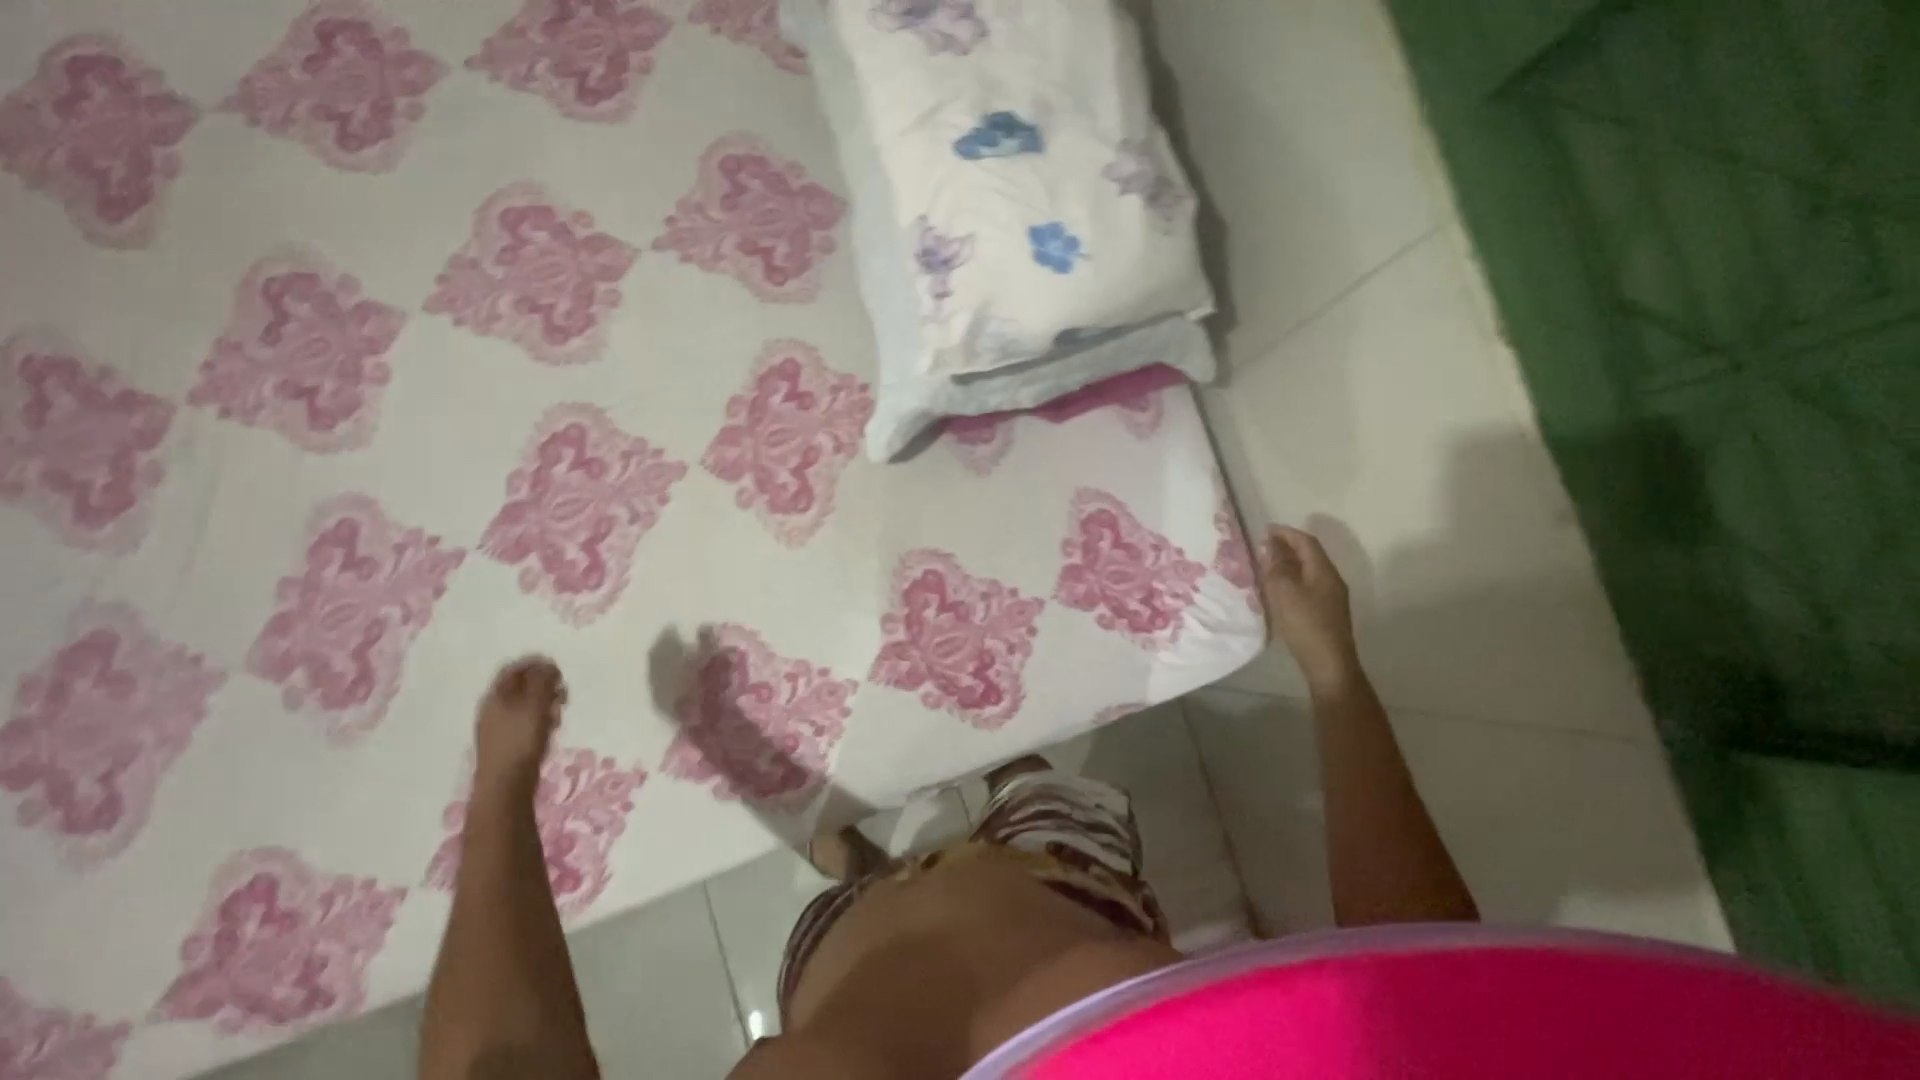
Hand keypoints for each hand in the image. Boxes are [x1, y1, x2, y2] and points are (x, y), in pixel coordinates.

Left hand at [474, 656, 565, 782]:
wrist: (504, 786)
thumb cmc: (520, 741)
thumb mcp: (534, 704)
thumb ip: (542, 681)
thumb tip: (547, 665)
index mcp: (496, 696)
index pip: (515, 669)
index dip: (537, 664)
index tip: (559, 670)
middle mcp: (494, 708)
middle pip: (522, 686)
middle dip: (546, 686)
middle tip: (562, 696)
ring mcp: (499, 727)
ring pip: (526, 705)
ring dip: (546, 704)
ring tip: (558, 716)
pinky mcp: (507, 743)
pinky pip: (526, 723)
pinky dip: (541, 721)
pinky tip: (550, 732)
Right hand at [1262, 526, 1362, 694]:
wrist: (1329, 663)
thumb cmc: (1306, 625)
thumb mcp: (1284, 593)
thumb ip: (1277, 568)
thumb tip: (1272, 548)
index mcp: (1323, 571)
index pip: (1306, 542)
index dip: (1286, 532)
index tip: (1266, 529)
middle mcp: (1331, 579)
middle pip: (1310, 555)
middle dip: (1288, 546)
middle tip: (1265, 545)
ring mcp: (1331, 597)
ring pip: (1309, 571)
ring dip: (1290, 563)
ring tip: (1268, 565)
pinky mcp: (1327, 612)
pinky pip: (1308, 585)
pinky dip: (1293, 579)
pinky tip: (1280, 589)